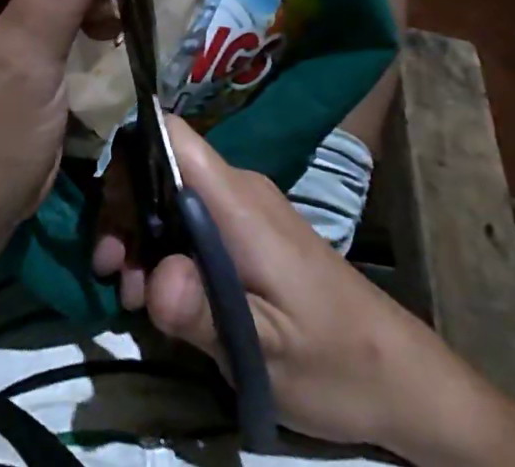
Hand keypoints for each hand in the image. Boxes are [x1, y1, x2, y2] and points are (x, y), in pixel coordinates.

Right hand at [105, 116, 514, 466]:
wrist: (403, 378)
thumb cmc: (337, 362)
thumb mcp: (266, 350)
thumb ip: (205, 312)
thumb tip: (153, 279)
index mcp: (239, 203)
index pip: (173, 136)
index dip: (130, 156)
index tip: (110, 218)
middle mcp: (238, 191)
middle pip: (160, 168)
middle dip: (125, 214)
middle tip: (114, 277)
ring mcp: (243, 211)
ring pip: (170, 197)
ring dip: (141, 239)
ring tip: (135, 298)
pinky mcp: (246, 234)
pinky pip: (189, 221)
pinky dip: (164, 250)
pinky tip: (162, 296)